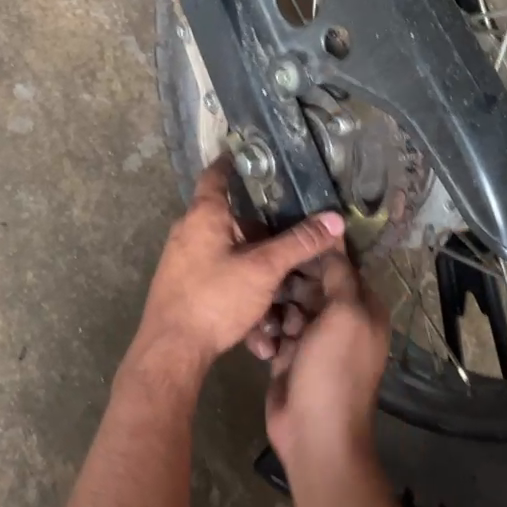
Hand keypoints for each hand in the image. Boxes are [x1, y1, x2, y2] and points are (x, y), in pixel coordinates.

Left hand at [133, 156, 344, 375]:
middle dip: (262, 233)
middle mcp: (188, 232)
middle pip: (232, 221)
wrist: (171, 351)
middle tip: (293, 236)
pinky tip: (260, 329)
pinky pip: (220, 282)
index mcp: (204, 216)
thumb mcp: (263, 269)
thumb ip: (299, 243)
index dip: (232, 163)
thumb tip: (335, 219)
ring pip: (230, 257)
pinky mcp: (184, 289)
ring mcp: (183, 262)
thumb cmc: (214, 298)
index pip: (216, 176)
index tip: (249, 155)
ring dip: (256, 273)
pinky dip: (242, 296)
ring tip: (283, 291)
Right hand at [259, 250, 389, 466]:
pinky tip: (260, 332)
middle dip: (291, 277)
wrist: (314, 433)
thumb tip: (334, 236)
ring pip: (290, 305)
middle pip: (312, 283)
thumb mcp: (344, 314)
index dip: (318, 249)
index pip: (342, 266)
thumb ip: (339, 274)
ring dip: (276, 304)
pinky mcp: (289, 356)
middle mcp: (342, 320)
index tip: (287, 230)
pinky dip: (267, 329)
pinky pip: (276, 330)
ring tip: (263, 304)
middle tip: (265, 267)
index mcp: (364, 308)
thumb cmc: (334, 369)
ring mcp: (314, 339)